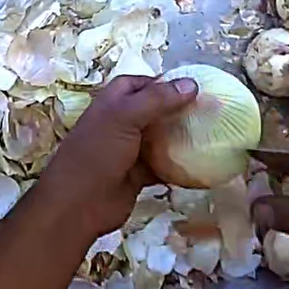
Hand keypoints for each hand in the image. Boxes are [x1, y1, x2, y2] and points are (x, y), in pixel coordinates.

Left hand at [28, 75, 196, 241]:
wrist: (78, 205)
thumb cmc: (98, 152)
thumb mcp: (125, 117)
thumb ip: (157, 99)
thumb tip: (192, 84)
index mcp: (113, 102)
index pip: (141, 83)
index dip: (164, 83)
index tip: (194, 88)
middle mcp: (121, 122)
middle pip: (154, 110)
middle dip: (178, 111)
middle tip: (209, 112)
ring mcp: (129, 150)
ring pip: (160, 138)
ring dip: (181, 138)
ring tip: (210, 135)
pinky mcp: (137, 175)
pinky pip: (163, 166)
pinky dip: (179, 165)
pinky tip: (201, 165)